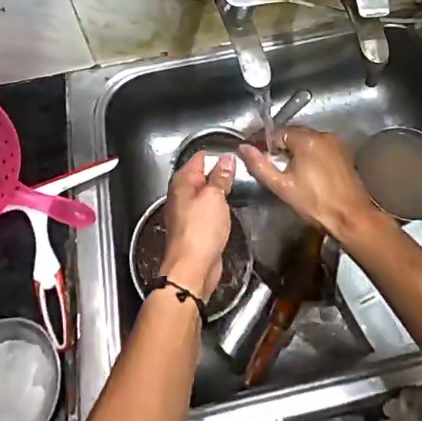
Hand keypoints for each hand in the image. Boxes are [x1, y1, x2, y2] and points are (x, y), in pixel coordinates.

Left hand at [160, 151, 234, 299]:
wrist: (191, 269)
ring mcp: (187, 212)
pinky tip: (229, 206)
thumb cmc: (200, 230)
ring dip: (219, 189)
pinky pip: (207, 210)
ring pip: (205, 193)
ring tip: (238, 184)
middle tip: (240, 167)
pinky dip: (218, 206)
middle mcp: (181, 194)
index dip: (215, 153)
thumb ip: (221, 177)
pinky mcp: (195, 228)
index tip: (233, 151)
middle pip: (201, 175)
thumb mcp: (214, 197)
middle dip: (218, 171)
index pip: (198, 158)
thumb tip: (227, 159)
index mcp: (182, 182)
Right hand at [237, 126, 384, 239]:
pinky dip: (310, 155)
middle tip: (270, 164)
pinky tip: (306, 172)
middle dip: (280, 147)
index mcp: (306, 139)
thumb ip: (260, 165)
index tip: (255, 153)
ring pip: (307, 141)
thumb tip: (243, 148)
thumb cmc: (315, 203)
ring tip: (287, 170)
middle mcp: (322, 135)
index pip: (278, 133)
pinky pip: (320, 148)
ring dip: (296, 151)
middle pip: (293, 135)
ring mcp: (336, 143)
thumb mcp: (282, 186)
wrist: (352, 218)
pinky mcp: (344, 153)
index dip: (264, 143)